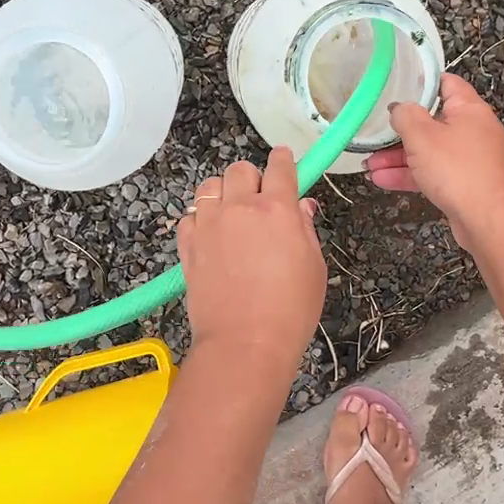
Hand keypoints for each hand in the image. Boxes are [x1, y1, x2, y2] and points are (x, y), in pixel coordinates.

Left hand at [175, 147, 325, 360]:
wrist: (245, 343)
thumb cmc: (290, 311)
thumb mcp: (314, 268)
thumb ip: (305, 230)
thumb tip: (300, 207)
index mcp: (277, 209)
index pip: (280, 166)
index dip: (283, 160)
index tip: (284, 160)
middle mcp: (240, 208)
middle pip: (240, 169)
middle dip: (251, 178)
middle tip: (259, 199)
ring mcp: (209, 225)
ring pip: (209, 185)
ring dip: (222, 192)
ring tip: (231, 213)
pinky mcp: (188, 245)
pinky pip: (189, 216)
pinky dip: (200, 219)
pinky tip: (211, 236)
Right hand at [366, 73, 503, 247]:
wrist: (487, 221)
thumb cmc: (458, 171)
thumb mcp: (422, 136)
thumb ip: (405, 115)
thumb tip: (398, 108)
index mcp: (470, 110)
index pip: (446, 83)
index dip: (421, 82)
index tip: (397, 85)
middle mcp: (474, 131)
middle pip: (432, 122)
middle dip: (400, 131)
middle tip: (375, 134)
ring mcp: (471, 159)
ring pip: (429, 151)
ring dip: (399, 157)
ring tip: (370, 165)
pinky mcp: (466, 183)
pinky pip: (434, 173)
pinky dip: (410, 175)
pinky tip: (383, 180)